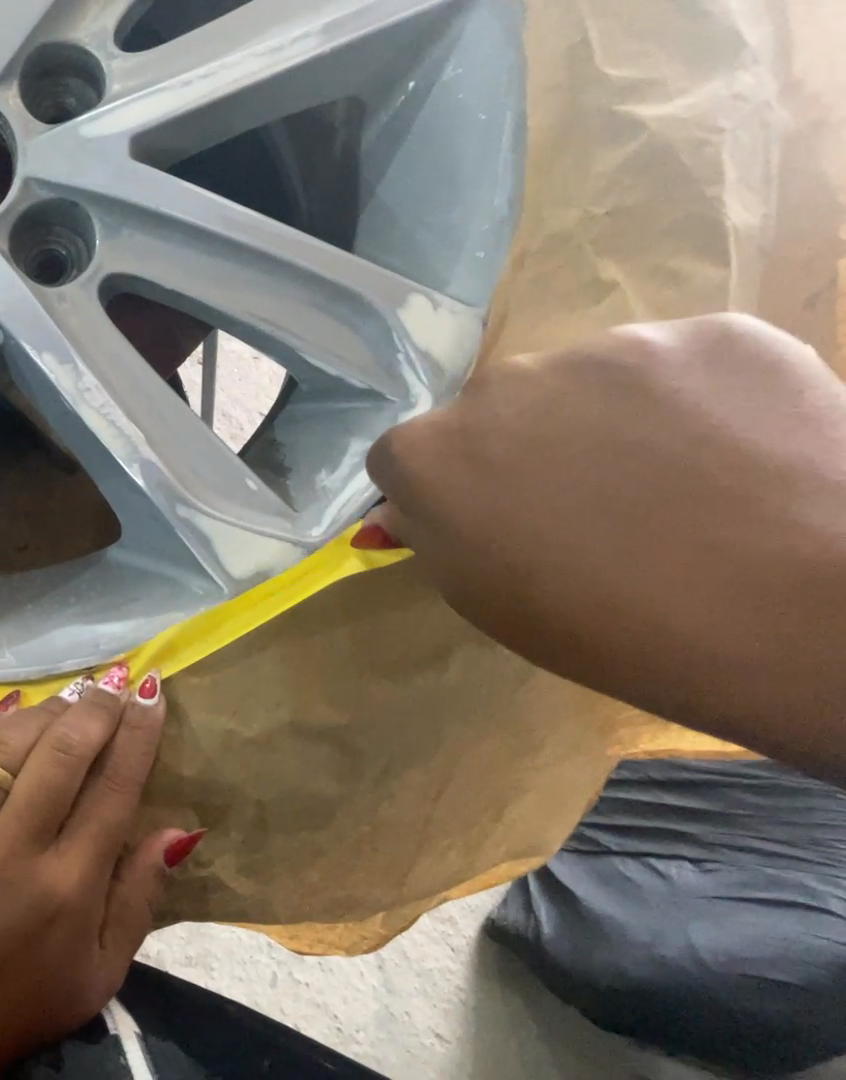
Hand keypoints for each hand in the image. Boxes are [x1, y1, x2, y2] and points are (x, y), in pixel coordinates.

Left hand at [0, 666, 198, 1078]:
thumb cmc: (24, 999)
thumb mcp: (102, 971)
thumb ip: (140, 896)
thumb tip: (178, 828)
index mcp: (66, 889)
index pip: (112, 791)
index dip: (137, 736)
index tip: (152, 695)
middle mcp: (10, 850)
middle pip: (59, 756)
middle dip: (94, 710)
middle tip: (115, 681)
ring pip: (3, 746)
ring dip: (43, 710)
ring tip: (73, 692)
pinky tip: (8, 707)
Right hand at [361, 314, 845, 778]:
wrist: (801, 612)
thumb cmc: (607, 626)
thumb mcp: (479, 595)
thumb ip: (432, 531)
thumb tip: (411, 503)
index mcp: (425, 451)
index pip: (407, 456)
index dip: (446, 491)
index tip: (489, 524)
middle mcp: (496, 383)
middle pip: (495, 411)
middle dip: (522, 446)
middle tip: (586, 507)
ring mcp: (605, 350)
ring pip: (586, 382)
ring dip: (605, 419)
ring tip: (674, 483)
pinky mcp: (713, 332)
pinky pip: (678, 365)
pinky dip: (693, 401)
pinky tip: (734, 455)